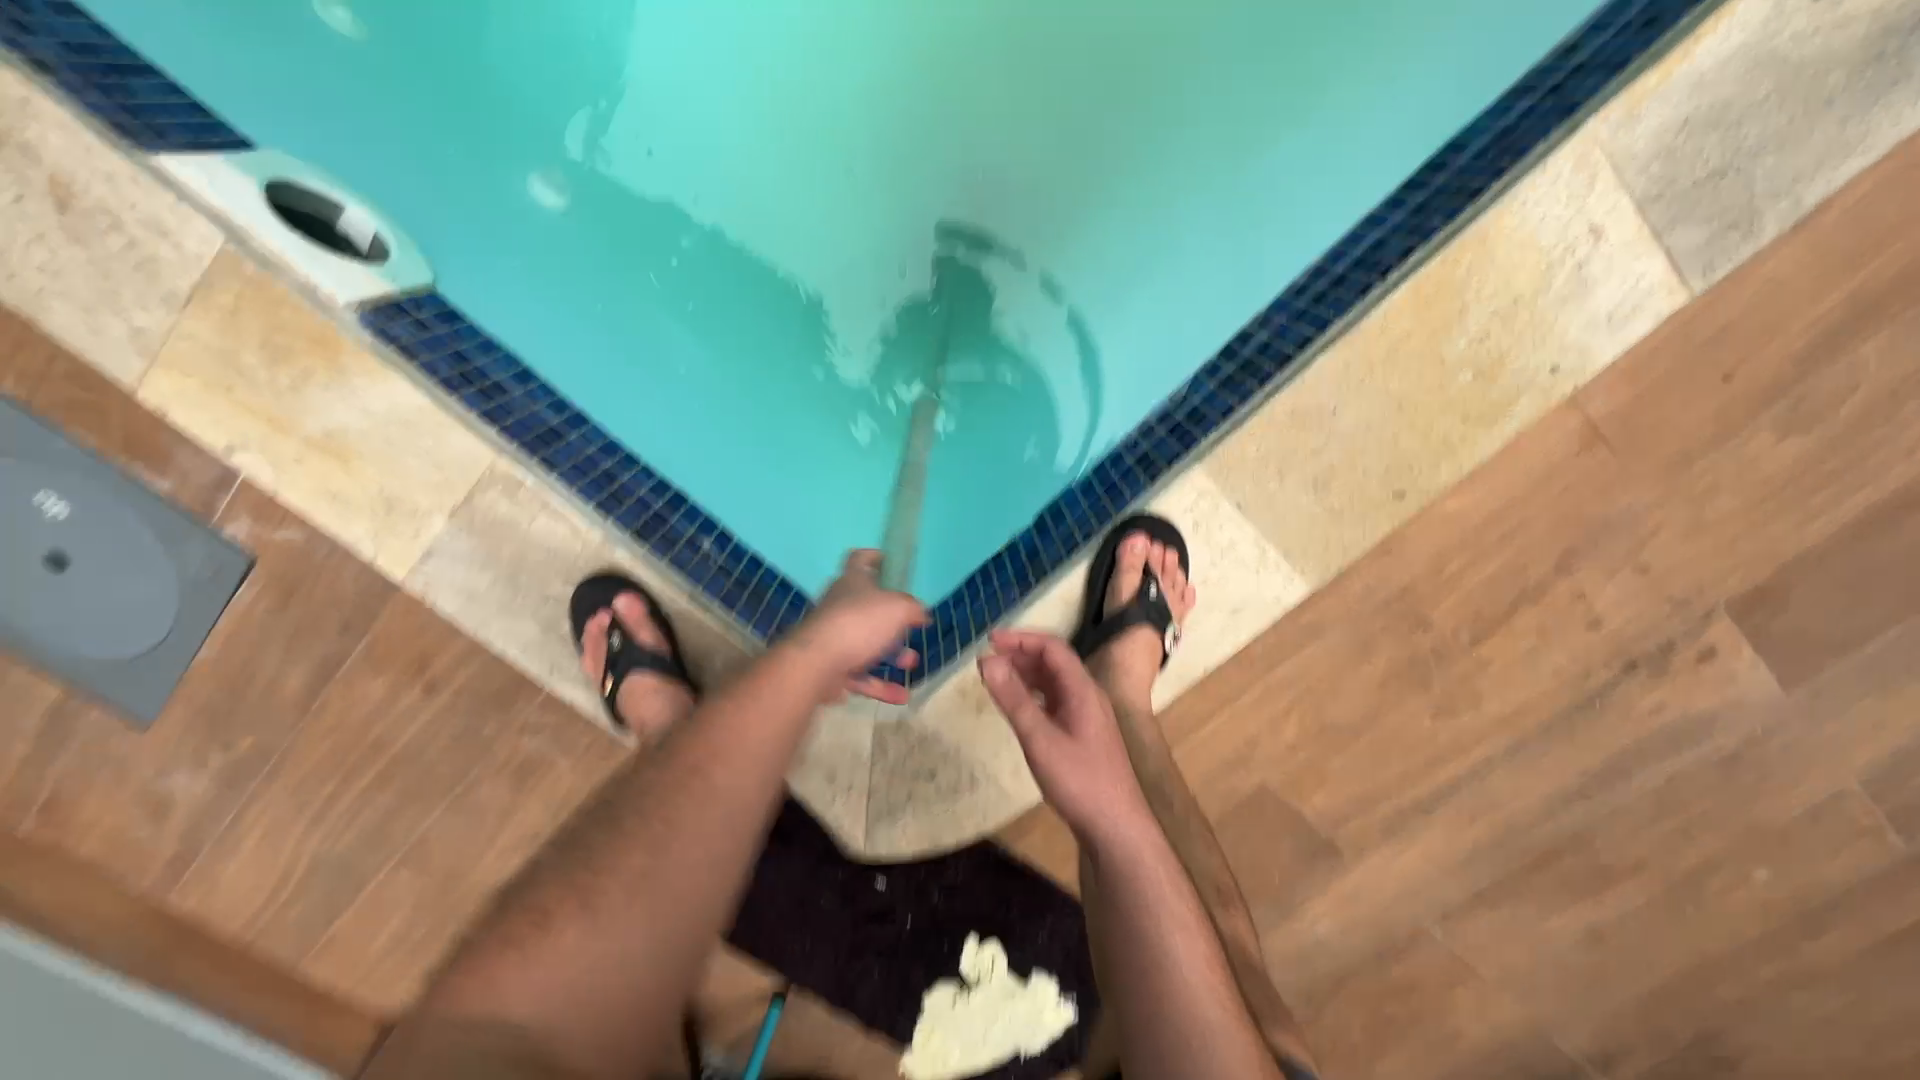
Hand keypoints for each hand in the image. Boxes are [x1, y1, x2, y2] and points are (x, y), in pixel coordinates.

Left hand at [787, 550, 927, 704]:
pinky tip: (902, 696)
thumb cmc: (860, 623)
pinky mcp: (830, 667)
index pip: (860, 559)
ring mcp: (834, 638)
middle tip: (911, 626)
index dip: (875, 557)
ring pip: (866, 643)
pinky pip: (860, 676)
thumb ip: (913, 608)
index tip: (891, 564)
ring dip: (891, 654)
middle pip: (867, 607)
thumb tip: (920, 613)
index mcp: (852, 582)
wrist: (817, 662)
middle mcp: (840, 606)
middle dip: (892, 620)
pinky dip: (880, 685)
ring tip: (911, 663)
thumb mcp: (898, 608)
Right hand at [979, 629, 1151, 840]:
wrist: (1115, 826)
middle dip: (1020, 656)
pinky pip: (1056, 704)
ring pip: (1055, 684)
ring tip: (995, 681)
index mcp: (1083, 690)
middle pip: (1054, 663)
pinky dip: (1034, 698)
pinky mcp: (1083, 736)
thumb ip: (1013, 699)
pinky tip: (1018, 709)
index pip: (1053, 648)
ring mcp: (1087, 717)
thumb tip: (987, 660)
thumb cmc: (1079, 780)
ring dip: (1026, 676)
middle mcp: (1088, 697)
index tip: (989, 641)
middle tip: (986, 662)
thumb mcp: (1039, 738)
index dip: (1021, 639)